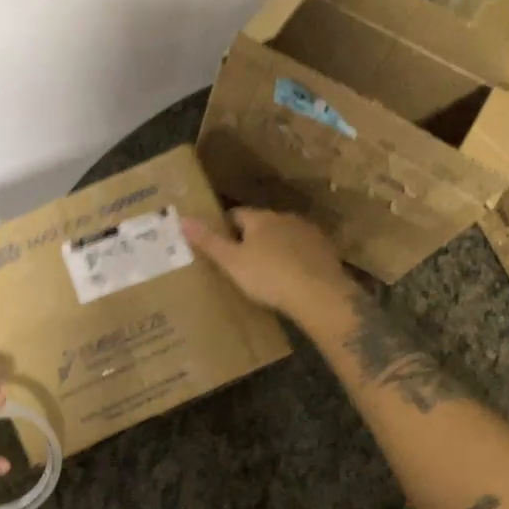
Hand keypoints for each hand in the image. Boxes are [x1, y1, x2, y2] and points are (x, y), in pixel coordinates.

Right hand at [182, 209, 355, 318]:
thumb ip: (209, 242)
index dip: (225, 227)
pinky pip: (303, 251)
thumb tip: (182, 218)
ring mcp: (309, 233)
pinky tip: (291, 278)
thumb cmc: (268, 276)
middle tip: (240, 261)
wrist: (318, 294)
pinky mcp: (326, 251)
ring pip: (284, 236)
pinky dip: (294, 260)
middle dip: (251, 238)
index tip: (218, 244)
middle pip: (262, 224)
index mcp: (260, 218)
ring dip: (275, 248)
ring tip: (266, 271)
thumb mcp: (232, 262)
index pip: (236, 215)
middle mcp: (285, 218)